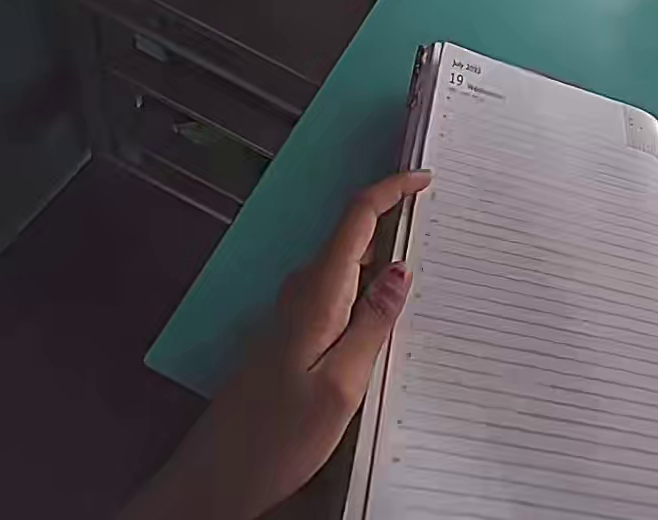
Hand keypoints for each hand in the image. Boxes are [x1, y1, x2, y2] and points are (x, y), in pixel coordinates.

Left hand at [120, 170, 432, 519]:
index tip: (425, 178)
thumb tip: (402, 268)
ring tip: (428, 268)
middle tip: (441, 227)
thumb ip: (374, 322)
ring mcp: (299, 304)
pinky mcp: (298, 324)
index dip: (392, 188)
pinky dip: (372, 283)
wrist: (215, 479)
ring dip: (388, 254)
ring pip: (352, 262)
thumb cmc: (280, 435)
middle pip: (357, 233)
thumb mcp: (341, 385)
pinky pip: (343, 287)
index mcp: (319, 289)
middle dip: (398, 219)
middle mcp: (307, 285)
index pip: (357, 216)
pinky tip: (391, 309)